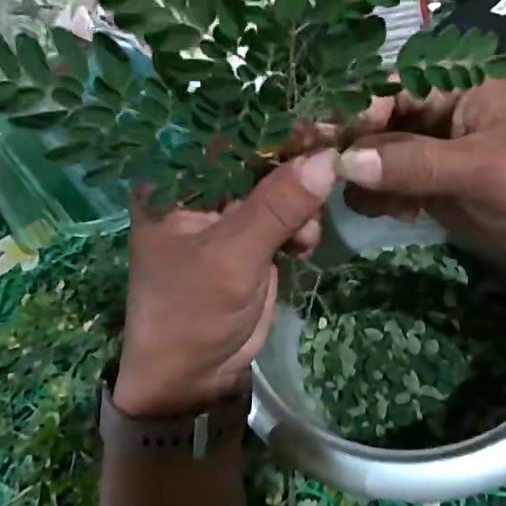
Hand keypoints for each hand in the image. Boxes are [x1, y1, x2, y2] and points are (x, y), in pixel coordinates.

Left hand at [114, 151, 336, 417]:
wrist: (192, 379)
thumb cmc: (191, 314)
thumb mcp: (233, 257)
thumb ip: (278, 205)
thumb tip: (328, 157)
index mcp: (173, 182)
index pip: (224, 135)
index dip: (270, 127)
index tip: (318, 125)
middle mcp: (197, 189)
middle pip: (255, 156)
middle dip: (294, 167)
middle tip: (331, 172)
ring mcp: (227, 214)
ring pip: (278, 184)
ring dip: (301, 205)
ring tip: (303, 239)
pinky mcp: (250, 238)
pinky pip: (286, 215)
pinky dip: (300, 227)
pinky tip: (303, 249)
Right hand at [339, 78, 505, 248]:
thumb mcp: (484, 167)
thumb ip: (415, 163)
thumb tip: (348, 162)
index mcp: (452, 80)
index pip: (385, 90)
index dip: (349, 116)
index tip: (317, 147)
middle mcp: (433, 105)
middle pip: (371, 121)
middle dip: (350, 151)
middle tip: (324, 180)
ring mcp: (427, 143)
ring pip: (373, 155)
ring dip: (364, 180)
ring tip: (378, 204)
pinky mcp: (426, 177)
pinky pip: (387, 182)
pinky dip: (381, 198)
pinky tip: (399, 212)